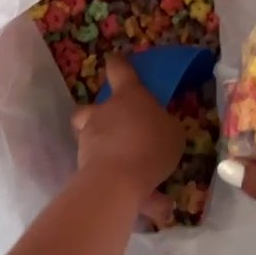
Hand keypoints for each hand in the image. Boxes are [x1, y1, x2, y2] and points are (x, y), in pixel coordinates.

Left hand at [71, 54, 184, 195]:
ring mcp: (89, 138)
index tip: (115, 60)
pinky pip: (97, 168)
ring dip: (102, 148)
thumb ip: (164, 127)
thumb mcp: (173, 133)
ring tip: (124, 168)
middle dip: (95, 116)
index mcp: (128, 95)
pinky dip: (110, 177)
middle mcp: (104, 112)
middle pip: (89, 107)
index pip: (120, 70)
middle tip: (113, 129)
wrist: (118, 180)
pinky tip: (132, 194)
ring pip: (88, 138)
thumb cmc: (151, 145)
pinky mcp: (82, 165)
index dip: (118, 64)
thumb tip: (160, 129)